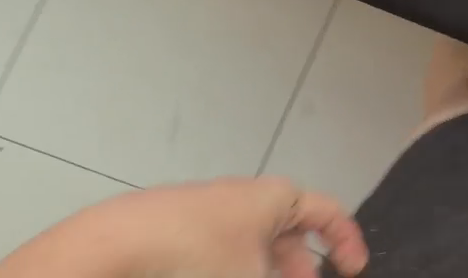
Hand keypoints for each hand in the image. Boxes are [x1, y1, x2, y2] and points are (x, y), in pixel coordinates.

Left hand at [111, 177, 367, 277]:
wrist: (112, 245)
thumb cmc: (197, 255)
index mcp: (279, 197)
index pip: (330, 212)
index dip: (347, 241)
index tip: (355, 270)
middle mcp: (250, 198)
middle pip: (288, 232)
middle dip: (299, 267)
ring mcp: (210, 212)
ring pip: (250, 247)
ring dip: (263, 272)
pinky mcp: (174, 232)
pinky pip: (216, 254)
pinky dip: (229, 272)